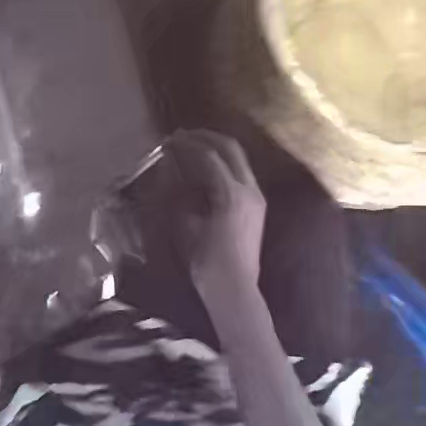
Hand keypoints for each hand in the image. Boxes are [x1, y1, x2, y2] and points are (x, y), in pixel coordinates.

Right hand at [152, 130, 265, 297]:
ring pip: (238, 159)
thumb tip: (174, 174)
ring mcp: (256, 197)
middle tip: (182, 135)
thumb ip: (182, 196)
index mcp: (230, 194)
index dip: (187, 145)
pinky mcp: (256, 206)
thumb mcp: (186, 227)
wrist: (235, 290)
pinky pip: (239, 174)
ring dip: (215, 149)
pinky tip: (204, 170)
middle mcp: (249, 190)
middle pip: (230, 148)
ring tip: (192, 147)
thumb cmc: (206, 263)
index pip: (208, 157)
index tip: (169, 140)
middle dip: (205, 137)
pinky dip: (222, 165)